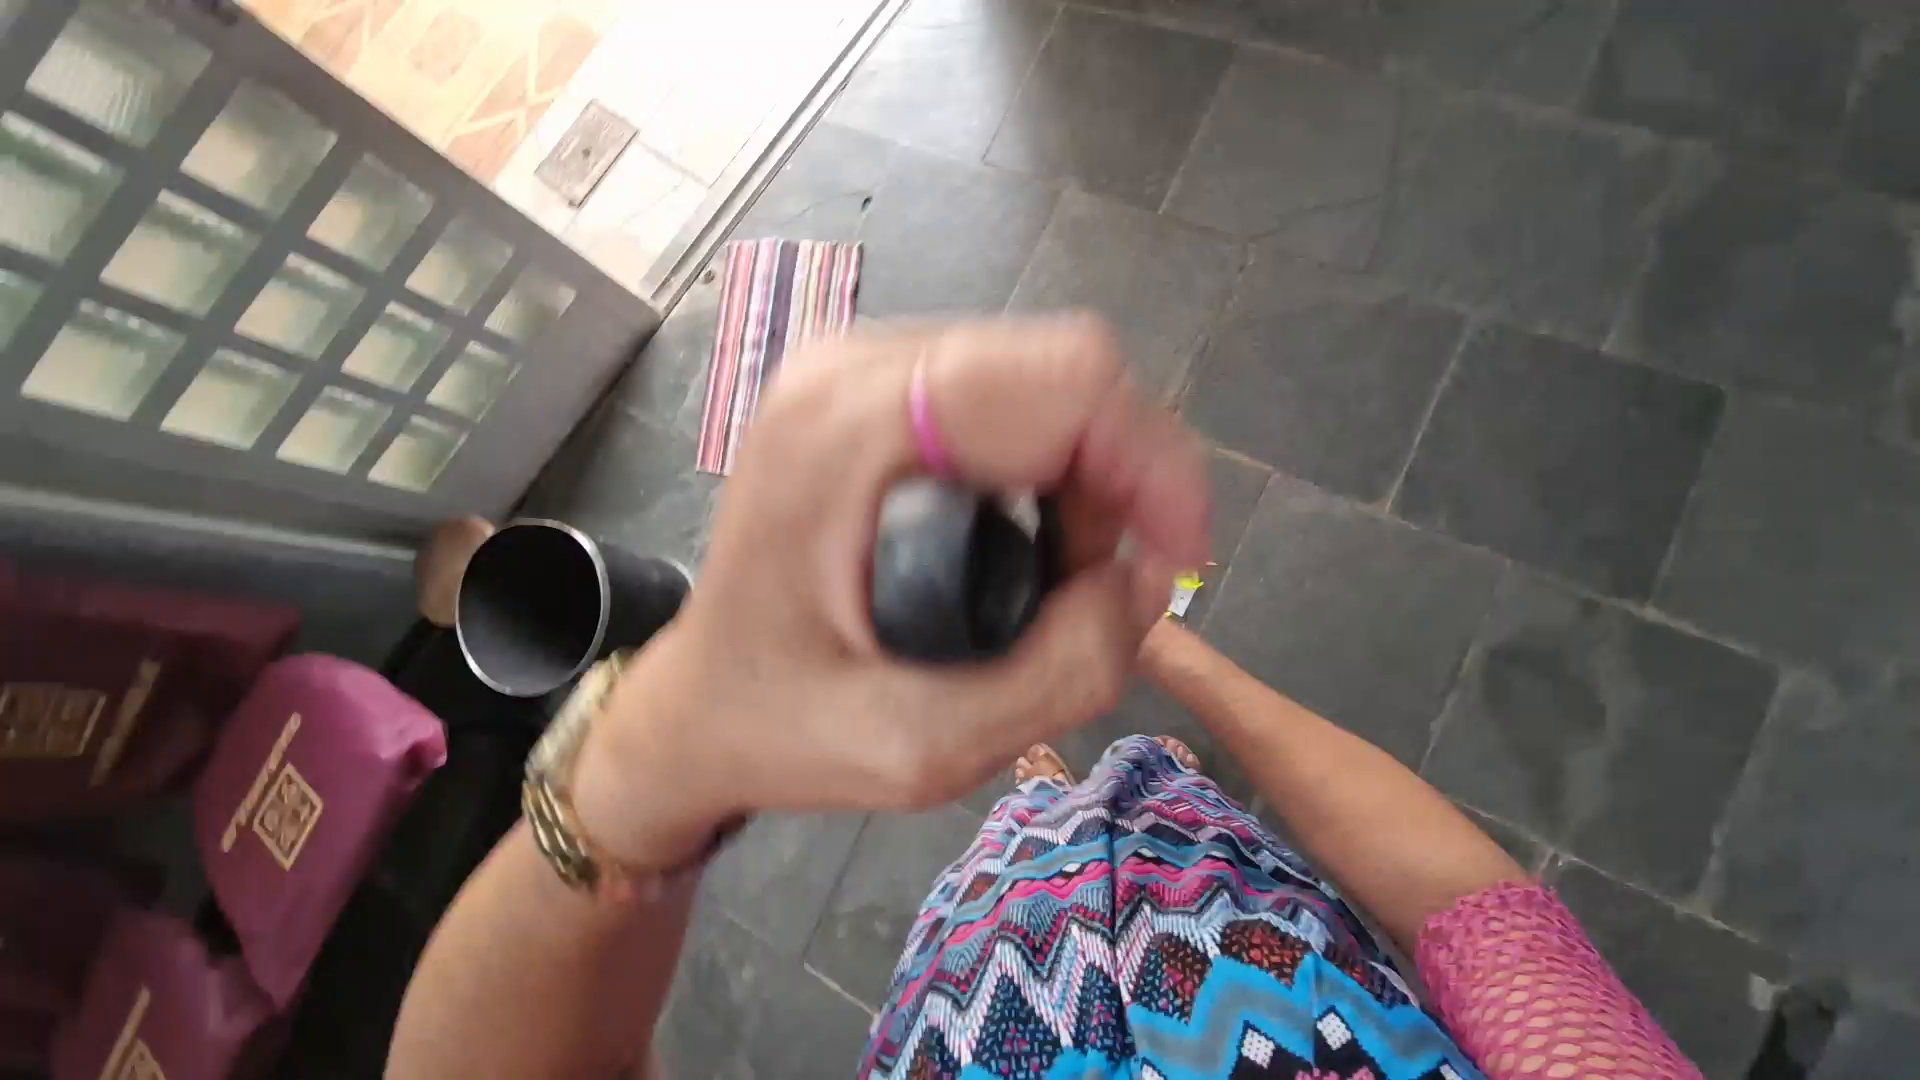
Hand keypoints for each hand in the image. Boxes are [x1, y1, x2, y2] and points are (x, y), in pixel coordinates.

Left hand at [572, 316, 1210, 864]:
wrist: (695, 703)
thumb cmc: (782, 731)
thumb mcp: (922, 748)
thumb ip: (1060, 671)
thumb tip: (1146, 579)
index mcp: (847, 434)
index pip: (1060, 383)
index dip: (1150, 463)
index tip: (1175, 559)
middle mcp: (848, 369)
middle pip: (1059, 366)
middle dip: (1121, 471)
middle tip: (1102, 580)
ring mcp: (853, 368)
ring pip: (1040, 374)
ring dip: (1086, 469)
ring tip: (1059, 570)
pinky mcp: (867, 388)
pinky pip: (1003, 394)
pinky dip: (1047, 460)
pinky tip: (1024, 532)